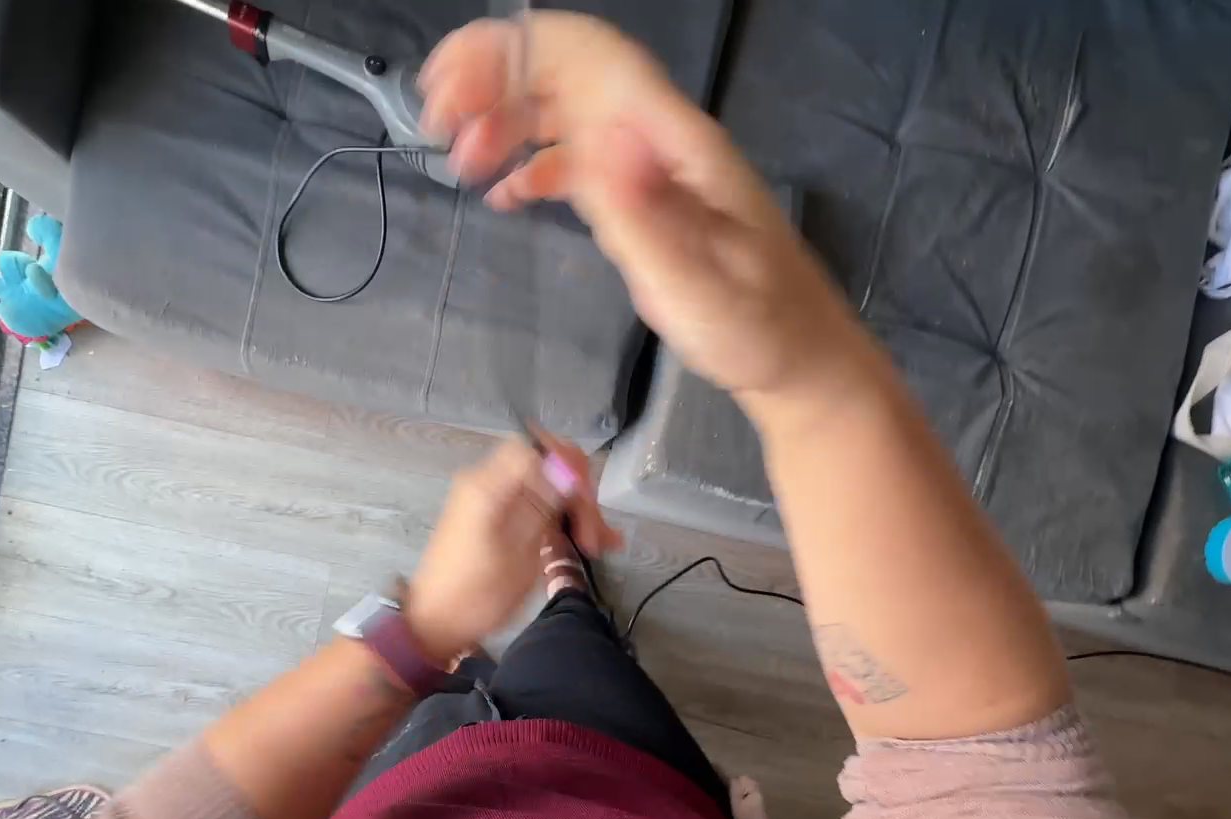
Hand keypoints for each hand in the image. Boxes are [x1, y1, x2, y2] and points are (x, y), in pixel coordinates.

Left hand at [406, 434, 620, 658]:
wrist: (435, 622)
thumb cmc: (476, 596)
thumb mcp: (519, 554)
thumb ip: (544, 505)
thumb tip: (568, 467)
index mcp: (488, 486)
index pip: (538, 446)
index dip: (570, 466)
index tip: (586, 501)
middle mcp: (487, 482)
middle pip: (546, 465)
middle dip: (577, 494)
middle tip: (594, 536)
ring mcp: (490, 499)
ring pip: (546, 486)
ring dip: (574, 510)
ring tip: (599, 545)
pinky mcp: (494, 516)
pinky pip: (533, 505)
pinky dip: (559, 520)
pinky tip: (587, 542)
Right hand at [418, 13, 867, 396]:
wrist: (791, 353)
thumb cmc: (754, 327)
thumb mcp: (700, 284)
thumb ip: (646, 217)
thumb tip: (600, 141)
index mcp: (674, 144)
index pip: (590, 59)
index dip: (515, 53)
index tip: (453, 85)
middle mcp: (658, 142)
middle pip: (569, 75)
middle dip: (495, 80)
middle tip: (438, 125)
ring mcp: (649, 171)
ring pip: (567, 116)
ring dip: (507, 124)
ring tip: (460, 161)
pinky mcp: (642, 204)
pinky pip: (579, 165)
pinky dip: (534, 168)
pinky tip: (506, 194)